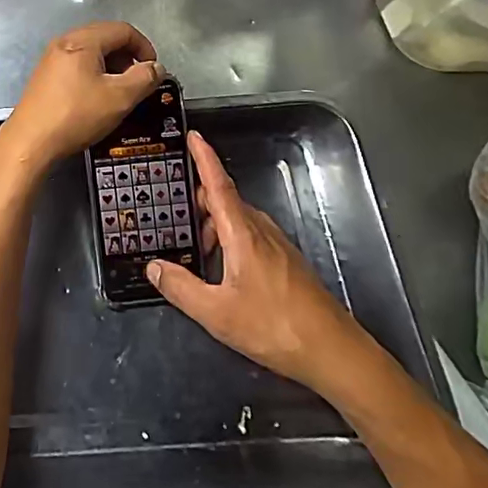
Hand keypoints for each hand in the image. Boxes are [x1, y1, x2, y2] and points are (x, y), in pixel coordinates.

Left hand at [0, 22, 163, 168]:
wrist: (30, 143)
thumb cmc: (74, 116)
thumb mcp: (119, 98)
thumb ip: (144, 78)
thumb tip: (156, 68)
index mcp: (81, 40)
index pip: (123, 30)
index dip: (145, 47)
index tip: (153, 70)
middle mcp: (63, 43)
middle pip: (106, 39)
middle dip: (128, 58)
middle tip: (137, 82)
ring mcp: (51, 60)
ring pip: (91, 54)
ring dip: (111, 69)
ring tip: (119, 94)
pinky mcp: (45, 78)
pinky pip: (77, 68)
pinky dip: (93, 77)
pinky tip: (96, 100)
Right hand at [146, 132, 371, 387]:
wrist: (333, 351)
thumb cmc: (274, 326)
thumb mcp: (215, 312)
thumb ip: (180, 287)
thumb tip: (154, 268)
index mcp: (243, 234)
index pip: (219, 186)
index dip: (204, 159)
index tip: (193, 136)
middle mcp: (261, 232)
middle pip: (225, 202)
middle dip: (198, 203)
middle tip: (172, 216)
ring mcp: (277, 246)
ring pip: (237, 221)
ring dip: (212, 226)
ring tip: (192, 251)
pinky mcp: (285, 262)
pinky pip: (249, 237)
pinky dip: (228, 241)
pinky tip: (219, 270)